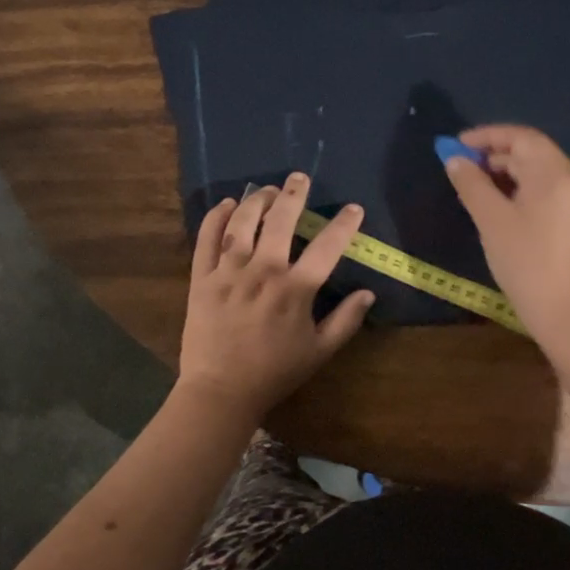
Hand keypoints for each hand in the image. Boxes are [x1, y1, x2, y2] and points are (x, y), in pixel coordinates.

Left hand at [178, 172, 375, 416]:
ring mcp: (229, 272)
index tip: (353, 208)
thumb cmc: (274, 373)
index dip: (343, 224)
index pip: (326, 246)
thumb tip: (367, 294)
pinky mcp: (202, 279)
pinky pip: (207, 240)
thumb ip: (345, 321)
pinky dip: (216, 218)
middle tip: (299, 178)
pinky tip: (227, 205)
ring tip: (266, 190)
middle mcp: (263, 271)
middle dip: (292, 195)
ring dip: (256, 201)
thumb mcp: (319, 352)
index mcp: (296, 289)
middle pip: (280, 221)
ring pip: (242, 223)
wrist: (221, 391)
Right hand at [443, 124, 569, 339]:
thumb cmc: (523, 259)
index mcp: (556, 174)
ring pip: (540, 171)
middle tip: (463, 167)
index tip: (458, 145)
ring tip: (476, 185)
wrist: (561, 307)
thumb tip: (454, 160)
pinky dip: (523, 187)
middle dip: (496, 154)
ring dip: (508, 171)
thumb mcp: (490, 219)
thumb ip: (471, 184)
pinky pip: (548, 188)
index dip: (488, 136)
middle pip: (533, 152)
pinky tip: (500, 203)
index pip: (522, 138)